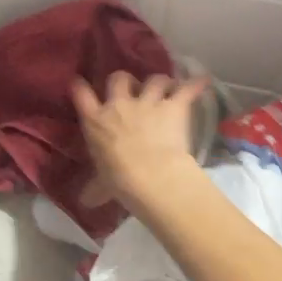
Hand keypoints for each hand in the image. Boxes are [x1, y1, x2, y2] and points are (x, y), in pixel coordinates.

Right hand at [72, 71, 211, 212]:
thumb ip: (95, 188)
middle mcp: (119, 105)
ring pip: (154, 80)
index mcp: (96, 121)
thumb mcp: (102, 184)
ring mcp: (147, 103)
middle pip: (119, 78)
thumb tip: (85, 202)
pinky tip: (202, 81)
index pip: (81, 94)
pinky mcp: (173, 106)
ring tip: (165, 87)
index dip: (80, 86)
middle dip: (124, 79)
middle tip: (131, 87)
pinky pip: (186, 89)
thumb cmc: (119, 180)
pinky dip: (195, 84)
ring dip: (160, 82)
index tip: (80, 82)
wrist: (151, 175)